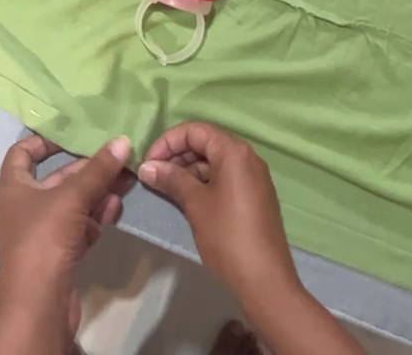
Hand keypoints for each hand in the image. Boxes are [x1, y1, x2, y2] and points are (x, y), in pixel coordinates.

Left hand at [0, 134, 133, 354]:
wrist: (39, 304)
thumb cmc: (44, 239)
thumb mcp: (71, 197)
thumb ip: (98, 170)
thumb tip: (121, 141)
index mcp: (15, 186)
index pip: (22, 152)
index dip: (43, 141)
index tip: (71, 135)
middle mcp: (26, 206)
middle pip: (58, 178)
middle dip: (88, 169)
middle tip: (119, 157)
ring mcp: (43, 232)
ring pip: (74, 203)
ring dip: (98, 192)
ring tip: (126, 181)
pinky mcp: (60, 254)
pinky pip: (80, 226)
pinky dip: (96, 217)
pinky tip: (114, 209)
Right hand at [138, 122, 296, 300]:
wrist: (265, 281)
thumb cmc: (227, 235)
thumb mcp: (195, 203)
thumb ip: (171, 179)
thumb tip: (146, 166)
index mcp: (234, 151)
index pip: (195, 130)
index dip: (168, 142)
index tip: (149, 162)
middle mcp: (247, 157)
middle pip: (205, 142)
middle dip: (177, 154)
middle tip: (154, 174)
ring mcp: (253, 177)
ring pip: (214, 161)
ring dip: (188, 169)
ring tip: (166, 187)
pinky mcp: (254, 195)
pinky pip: (225, 176)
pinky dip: (204, 181)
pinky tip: (187, 197)